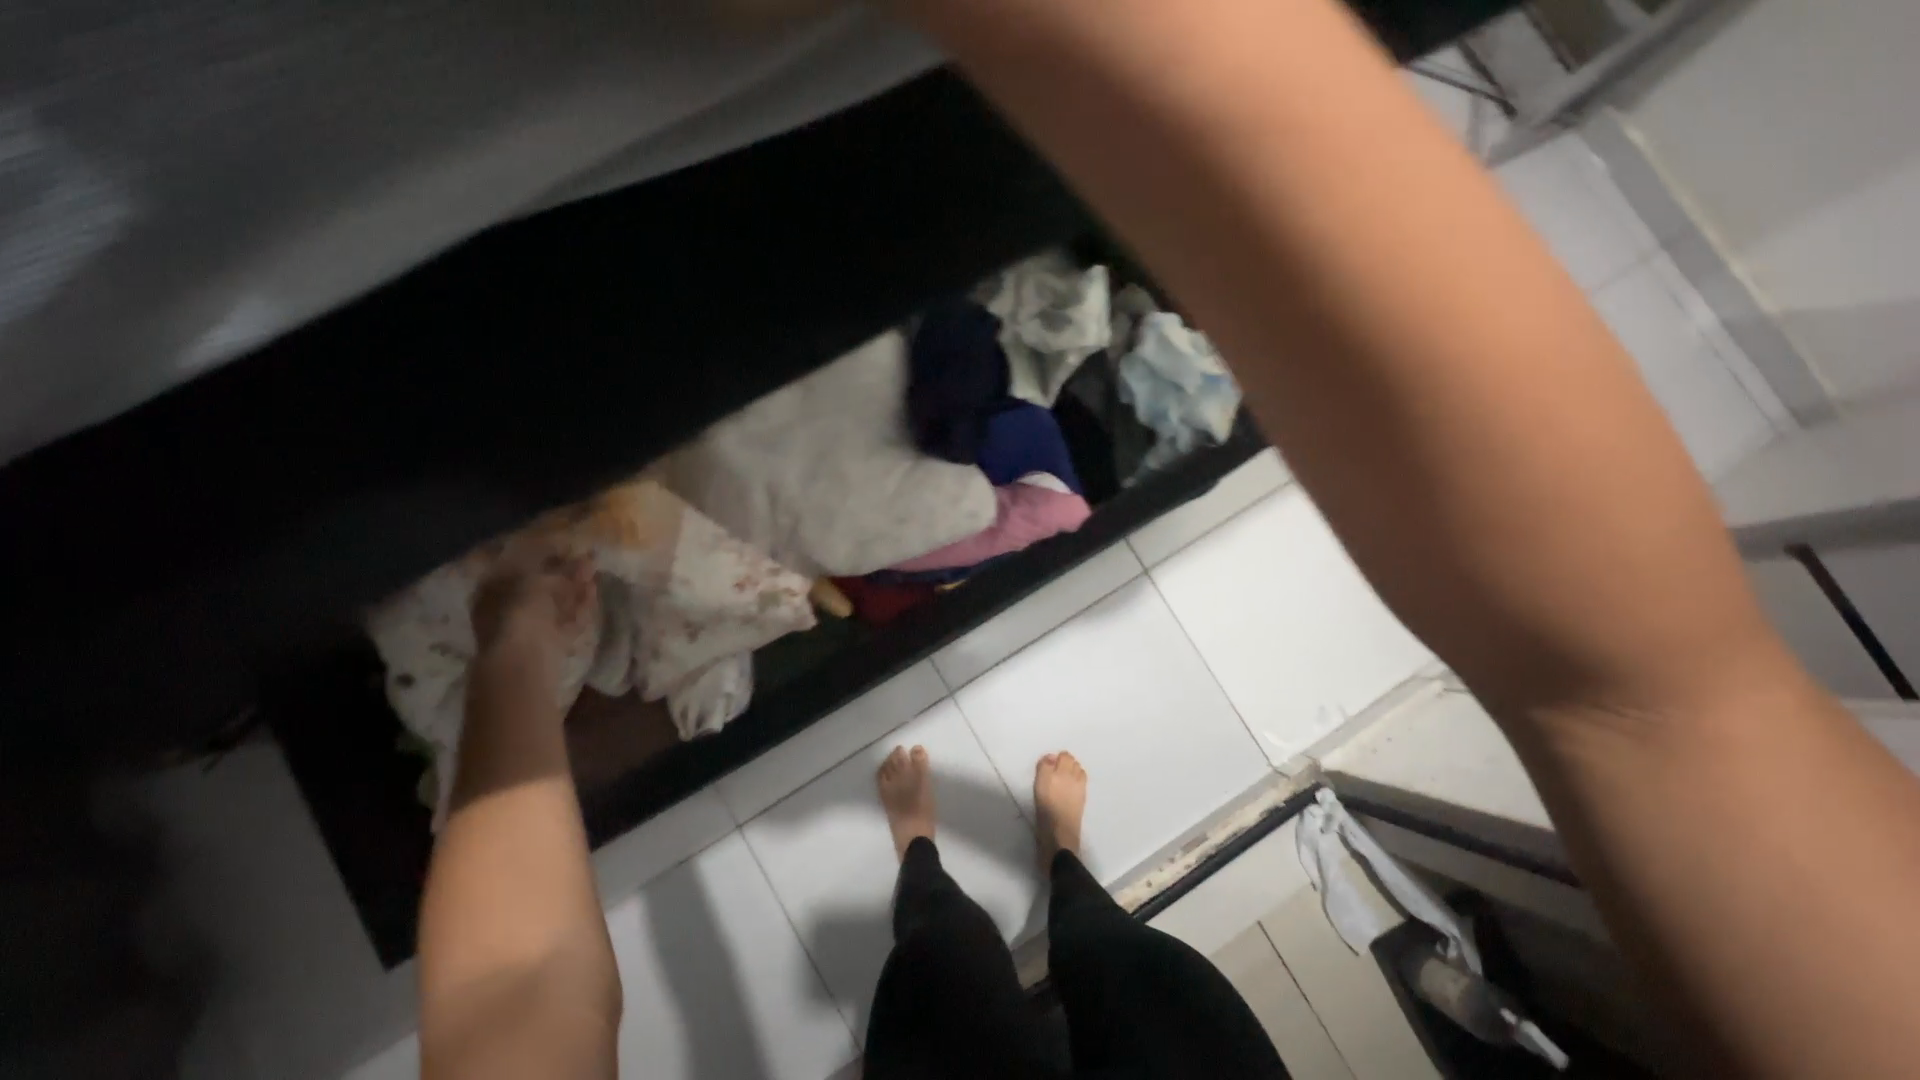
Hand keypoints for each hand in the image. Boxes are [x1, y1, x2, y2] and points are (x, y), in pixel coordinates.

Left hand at [470, 540, 598, 667]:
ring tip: (594, 571)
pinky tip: (594, 592)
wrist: (523, 663)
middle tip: (586, 558)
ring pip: (554, 603)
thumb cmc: (520, 613)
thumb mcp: (541, 581)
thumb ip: (564, 569)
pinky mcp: (548, 644)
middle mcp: (505, 608)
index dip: (542, 554)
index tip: (566, 545)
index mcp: (493, 590)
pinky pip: (566, 620)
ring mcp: (527, 628)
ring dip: (574, 588)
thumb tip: (586, 557)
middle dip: (562, 572)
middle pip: (538, 585)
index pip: (517, 565)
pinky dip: (579, 607)